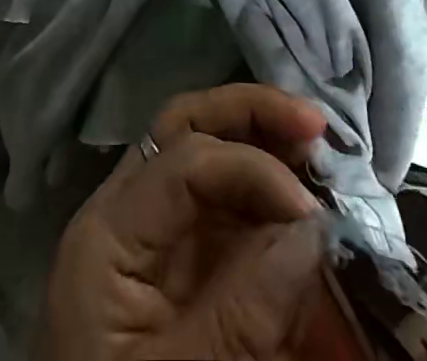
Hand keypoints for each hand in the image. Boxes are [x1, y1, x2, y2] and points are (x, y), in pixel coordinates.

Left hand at [41, 84, 332, 359]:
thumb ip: (241, 314)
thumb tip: (310, 230)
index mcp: (109, 232)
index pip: (180, 159)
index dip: (251, 167)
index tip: (312, 208)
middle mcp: (130, 212)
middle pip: (182, 128)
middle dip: (248, 113)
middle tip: (314, 124)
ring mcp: (156, 231)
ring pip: (204, 152)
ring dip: (262, 142)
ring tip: (317, 149)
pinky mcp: (181, 258)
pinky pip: (224, 205)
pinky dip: (267, 194)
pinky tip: (304, 195)